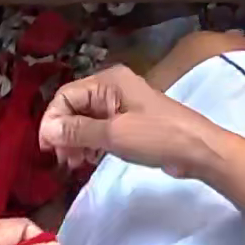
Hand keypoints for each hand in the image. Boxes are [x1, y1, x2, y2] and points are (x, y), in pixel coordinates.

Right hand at [39, 64, 226, 177]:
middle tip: (62, 159)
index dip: (52, 120)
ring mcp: (121, 104)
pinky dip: (90, 142)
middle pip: (74, 106)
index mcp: (108, 81)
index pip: (66, 95)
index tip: (46, 147)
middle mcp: (112, 87)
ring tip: (75, 162)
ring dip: (76, 139)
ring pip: (86, 119)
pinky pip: (100, 128)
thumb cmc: (156, 136)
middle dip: (64, 132)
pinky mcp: (129, 121)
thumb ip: (77, 131)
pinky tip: (88, 158)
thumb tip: (47, 130)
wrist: (198, 149)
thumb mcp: (114, 134)